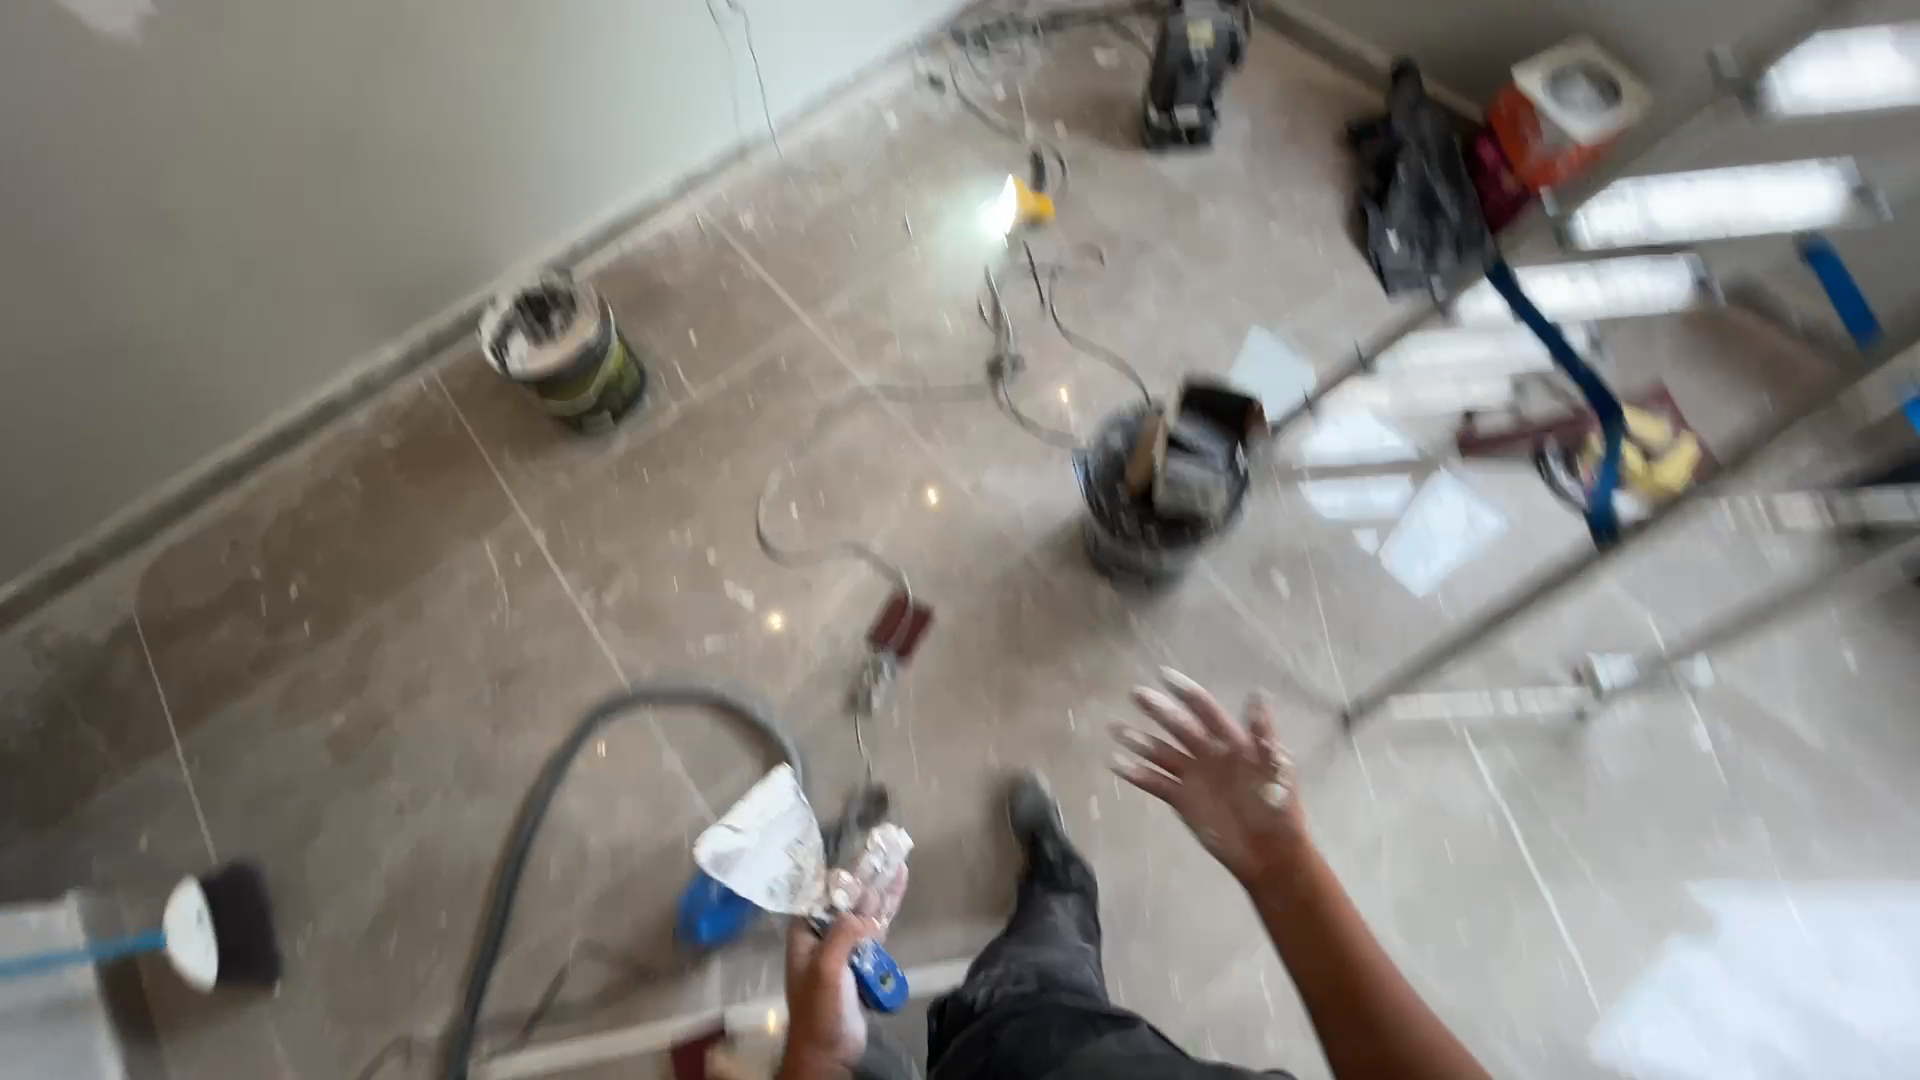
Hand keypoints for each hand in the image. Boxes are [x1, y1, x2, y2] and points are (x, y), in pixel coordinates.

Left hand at [780, 868, 907, 1076]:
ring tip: (898, 861)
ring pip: (866, 908)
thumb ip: (843, 934)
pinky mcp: (863, 957)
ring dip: (882, 887)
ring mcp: (845, 945)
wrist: (829, 1050)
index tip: (861, 854)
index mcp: (806, 932)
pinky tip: (899, 887)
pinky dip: (888, 907)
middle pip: (849, 897)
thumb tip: (865, 912)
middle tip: (886, 849)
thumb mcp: (826, 968)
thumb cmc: (819, 1009)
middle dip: (867, 875)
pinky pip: (877, 926)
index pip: (823, 894)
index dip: (842, 875)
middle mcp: (824, 933)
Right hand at [1111, 667, 1307, 885]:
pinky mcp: (1181, 798)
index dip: (1186, 692)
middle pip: (1178, 726)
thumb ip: (1263, 733)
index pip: (1205, 710)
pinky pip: (1154, 782)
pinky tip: (1116, 763)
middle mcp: (1207, 753)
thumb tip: (1258, 692)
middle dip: (1157, 709)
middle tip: (1135, 693)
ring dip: (1139, 740)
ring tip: (1117, 729)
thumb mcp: (1277, 767)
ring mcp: (1192, 776)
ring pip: (1160, 752)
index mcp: (1230, 741)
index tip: (1163, 674)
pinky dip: (1136, 773)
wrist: (1271, 854)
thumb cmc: (1279, 808)